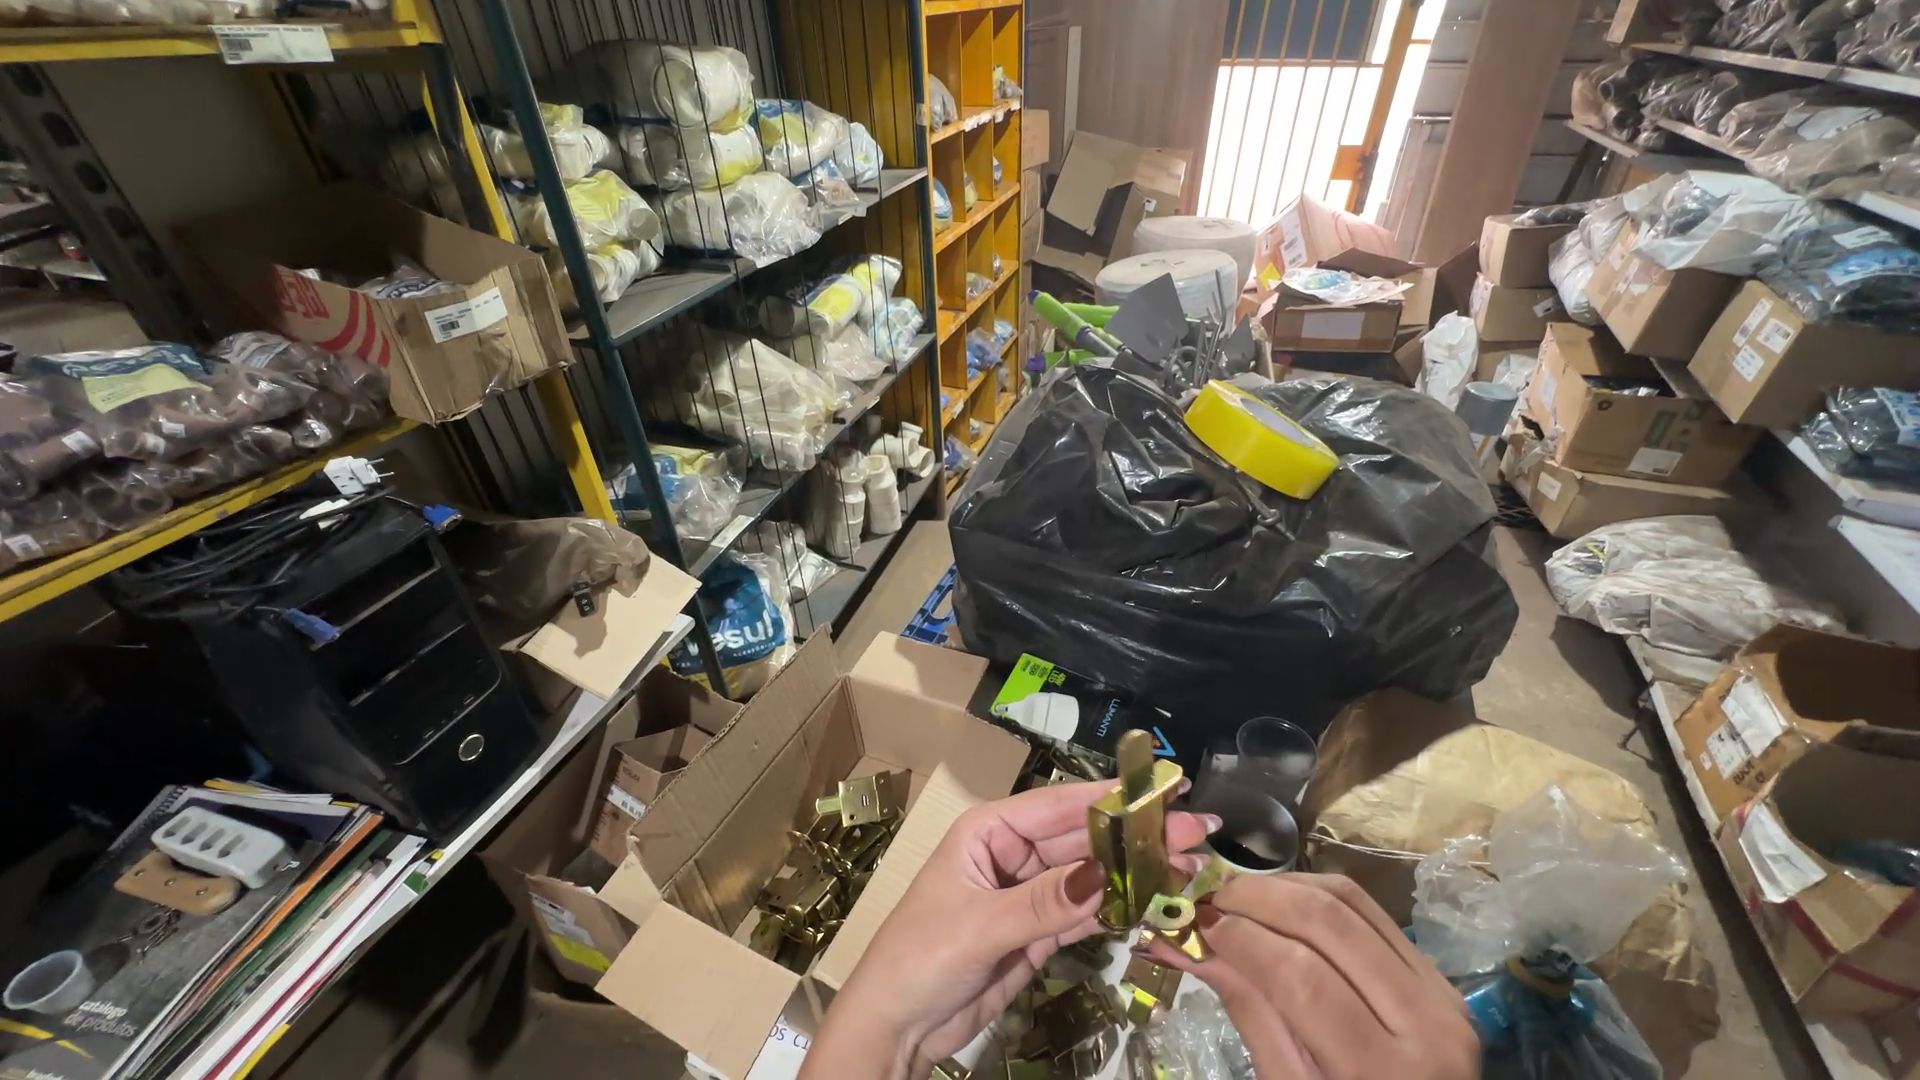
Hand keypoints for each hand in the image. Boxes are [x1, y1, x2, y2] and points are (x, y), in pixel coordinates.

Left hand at [800, 781, 1215, 1078]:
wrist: (896, 1026)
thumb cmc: (920, 957)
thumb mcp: (979, 925)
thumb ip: (1043, 902)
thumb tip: (1102, 876)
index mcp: (989, 830)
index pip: (1057, 805)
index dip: (1109, 796)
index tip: (1160, 789)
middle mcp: (1012, 852)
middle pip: (1080, 838)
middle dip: (1133, 836)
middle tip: (1195, 831)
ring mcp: (1028, 892)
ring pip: (1088, 874)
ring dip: (1132, 871)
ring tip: (1187, 865)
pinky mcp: (1038, 931)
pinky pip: (1083, 911)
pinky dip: (1115, 906)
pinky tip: (1152, 898)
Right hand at [1147, 874, 1478, 1079]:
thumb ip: (1248, 1010)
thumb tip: (1191, 944)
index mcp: (1383, 1072)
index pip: (1302, 978)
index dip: (1244, 939)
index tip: (1198, 923)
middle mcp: (1425, 1023)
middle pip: (1326, 922)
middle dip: (1256, 898)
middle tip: (1210, 900)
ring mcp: (1439, 990)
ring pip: (1347, 899)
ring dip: (1280, 885)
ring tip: (1236, 896)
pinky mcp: (1436, 972)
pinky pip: (1366, 906)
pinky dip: (1312, 889)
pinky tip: (1277, 898)